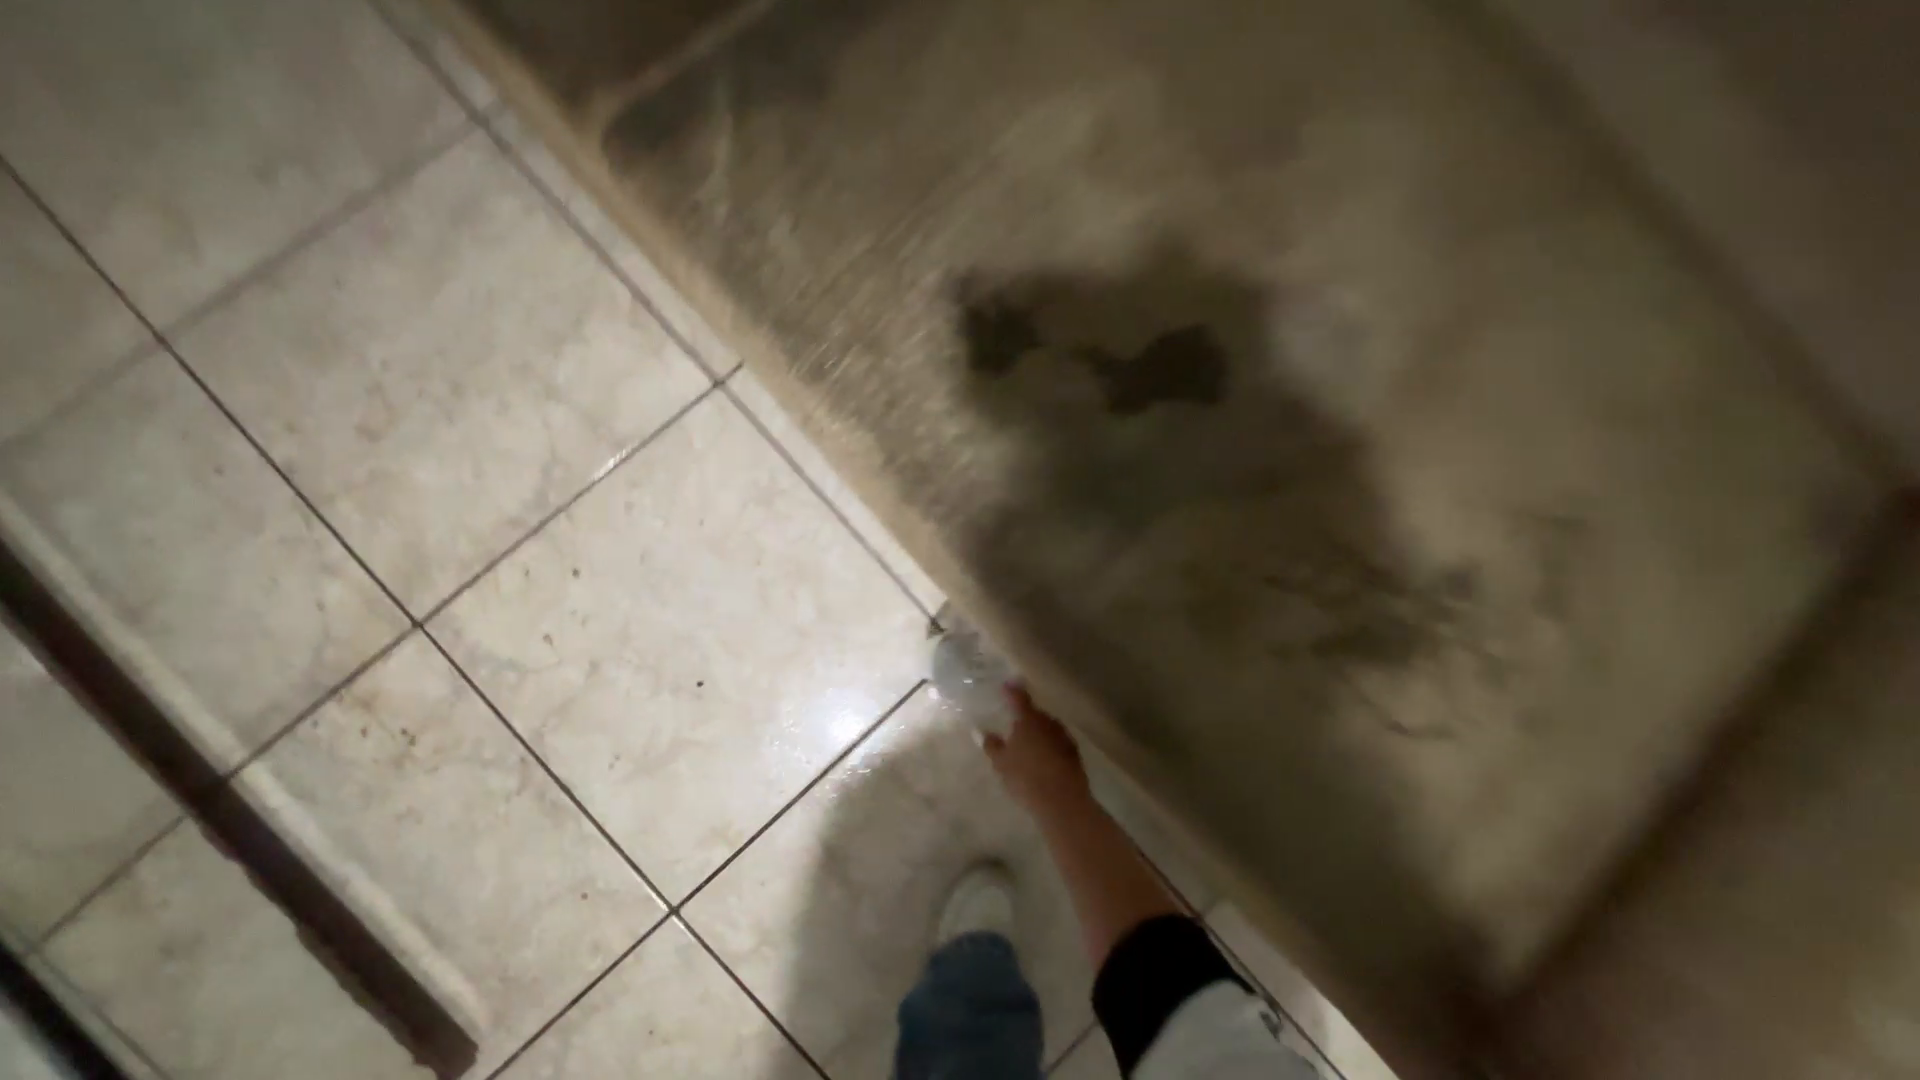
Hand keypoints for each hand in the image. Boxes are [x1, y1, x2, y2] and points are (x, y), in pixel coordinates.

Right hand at [982, 683, 1092, 817]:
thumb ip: (991, 745)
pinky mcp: (1075, 753)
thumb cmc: (1025, 778)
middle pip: (1036, 713)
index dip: (1012, 690)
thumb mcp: (1001, 763)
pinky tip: (1044, 758)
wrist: (1062, 801)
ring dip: (1039, 731)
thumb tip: (981, 731)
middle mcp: (1048, 722)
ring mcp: (1064, 737)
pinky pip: (1058, 742)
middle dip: (1026, 716)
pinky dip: (1050, 745)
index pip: (1019, 698)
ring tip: (1029, 743)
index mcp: (1028, 720)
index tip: (1007, 684)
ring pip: (1048, 727)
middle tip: (1015, 723)